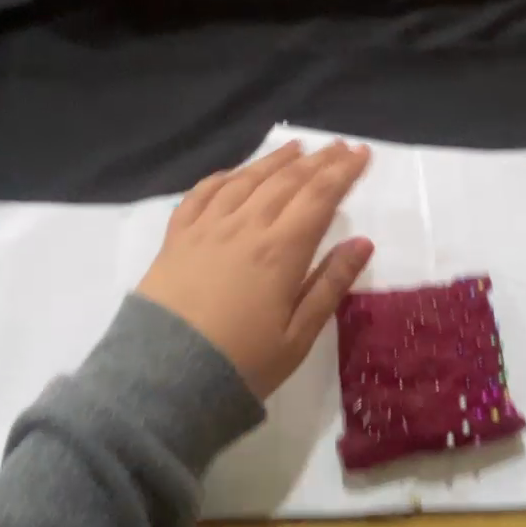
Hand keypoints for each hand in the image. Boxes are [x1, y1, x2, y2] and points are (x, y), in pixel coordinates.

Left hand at [137, 140, 374, 399]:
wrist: (163, 380)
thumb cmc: (241, 364)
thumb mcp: (297, 337)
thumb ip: (330, 285)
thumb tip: (363, 242)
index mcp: (280, 250)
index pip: (319, 197)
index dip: (343, 172)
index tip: (361, 153)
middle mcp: (245, 226)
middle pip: (287, 181)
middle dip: (318, 160)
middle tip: (338, 146)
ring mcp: (207, 227)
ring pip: (246, 179)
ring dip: (274, 160)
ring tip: (295, 147)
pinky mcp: (177, 236)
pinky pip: (203, 193)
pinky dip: (224, 176)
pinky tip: (235, 173)